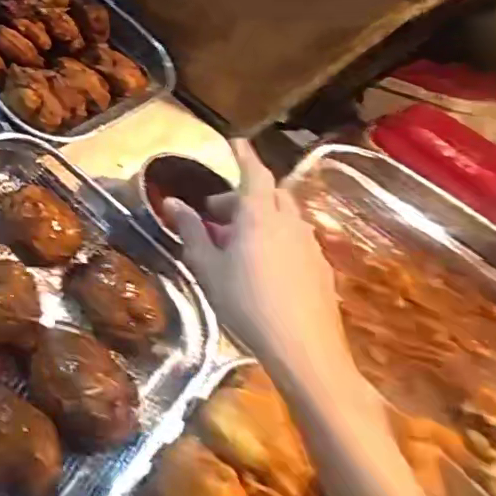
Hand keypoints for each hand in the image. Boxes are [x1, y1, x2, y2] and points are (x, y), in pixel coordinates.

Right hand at [163, 139, 352, 377]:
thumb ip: (191, 229)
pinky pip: (295, 238)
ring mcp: (310, 248)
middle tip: (215, 210)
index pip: (255, 174)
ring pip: (285, 216)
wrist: (305, 353)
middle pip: (271, 193)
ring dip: (260, 215)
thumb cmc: (245, 302)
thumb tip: (174, 202)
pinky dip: (275, 236)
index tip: (236, 142)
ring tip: (235, 239)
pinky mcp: (321, 271)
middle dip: (245, 192)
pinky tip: (259, 263)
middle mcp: (289, 224)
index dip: (245, 156)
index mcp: (259, 216)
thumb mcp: (205, 264)